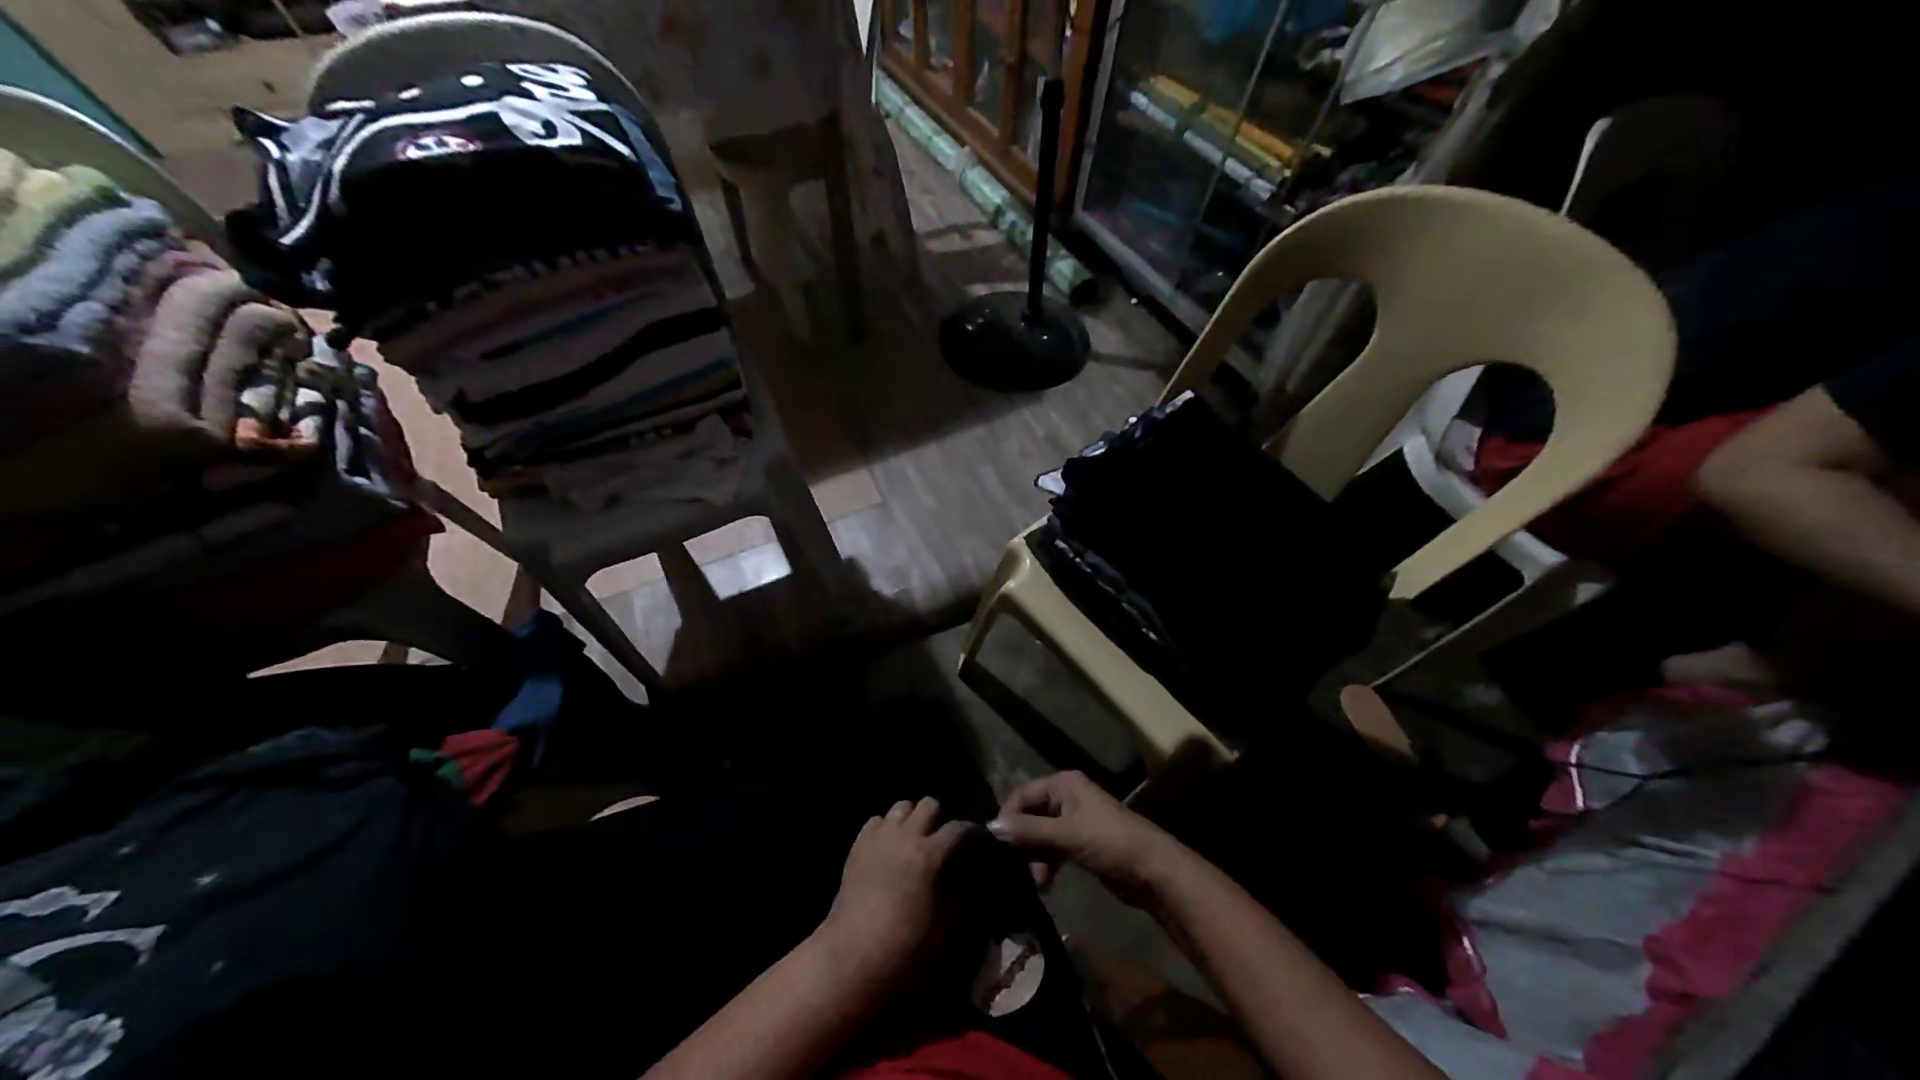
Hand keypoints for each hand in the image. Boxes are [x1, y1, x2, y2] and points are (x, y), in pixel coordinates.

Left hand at [819, 797, 972, 990]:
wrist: (852, 953)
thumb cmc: (904, 943)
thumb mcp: (944, 925)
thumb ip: (959, 896)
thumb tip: (966, 880)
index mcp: (928, 854)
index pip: (958, 829)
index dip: (971, 831)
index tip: (978, 839)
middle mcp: (904, 836)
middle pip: (928, 804)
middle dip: (938, 818)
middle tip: (940, 840)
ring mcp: (878, 838)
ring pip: (901, 806)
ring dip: (911, 819)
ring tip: (913, 840)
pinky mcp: (857, 845)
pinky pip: (876, 821)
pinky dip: (886, 828)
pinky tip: (888, 847)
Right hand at [988, 771, 1184, 903]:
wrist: (1153, 871)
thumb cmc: (1110, 842)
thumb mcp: (1066, 835)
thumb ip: (1028, 830)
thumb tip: (990, 828)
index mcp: (1064, 784)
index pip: (1022, 794)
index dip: (1007, 817)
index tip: (995, 845)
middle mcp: (1067, 797)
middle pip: (1030, 815)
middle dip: (1021, 841)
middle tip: (1015, 867)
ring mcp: (1074, 821)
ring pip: (1040, 835)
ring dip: (1034, 857)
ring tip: (1037, 882)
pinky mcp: (1081, 844)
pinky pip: (1053, 849)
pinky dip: (1046, 864)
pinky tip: (1046, 884)